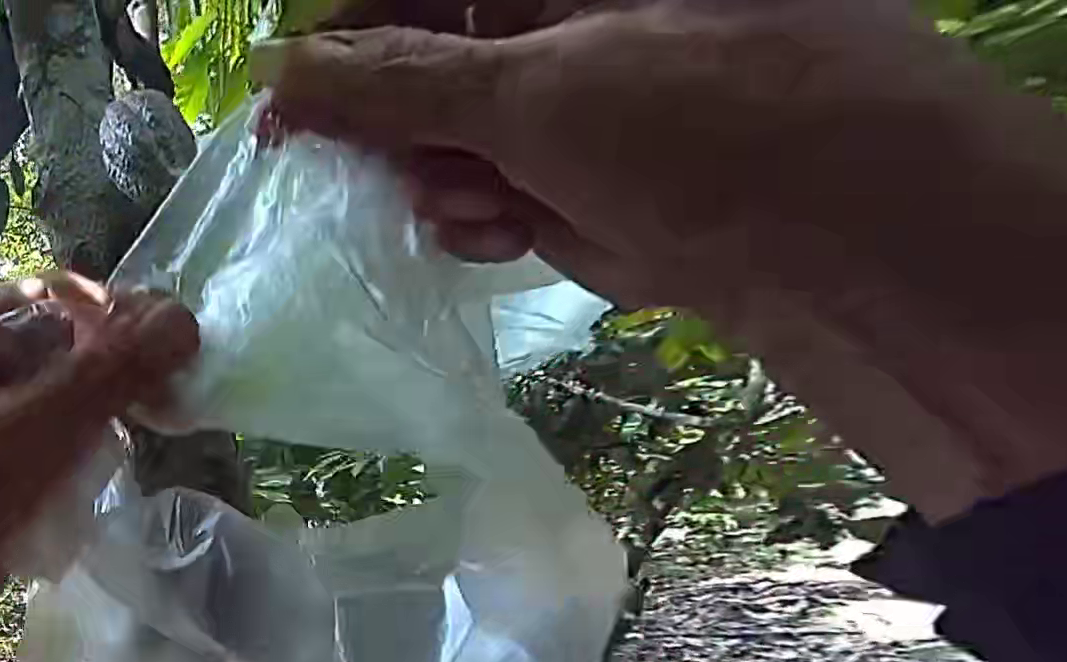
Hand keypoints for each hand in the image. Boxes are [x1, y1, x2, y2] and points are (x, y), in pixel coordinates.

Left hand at [0, 278, 197, 661]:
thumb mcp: (36, 422)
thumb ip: (109, 371)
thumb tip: (183, 323)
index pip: (47, 302)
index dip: (111, 314)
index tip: (164, 341)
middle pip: (55, 350)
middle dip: (110, 370)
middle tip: (161, 390)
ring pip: (57, 395)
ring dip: (100, 410)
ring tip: (141, 424)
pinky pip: (47, 435)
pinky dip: (79, 444)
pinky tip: (104, 462)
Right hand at [258, 0, 1066, 518]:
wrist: (787, 233)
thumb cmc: (681, 120)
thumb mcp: (527, 89)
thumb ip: (398, 83)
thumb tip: (287, 76)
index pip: (395, 5)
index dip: (329, 55)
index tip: (279, 116)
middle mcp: (525, 37)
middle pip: (399, 86)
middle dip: (383, 138)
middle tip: (378, 174)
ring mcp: (525, 116)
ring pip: (420, 155)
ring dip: (434, 189)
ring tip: (490, 204)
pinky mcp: (528, 183)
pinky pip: (454, 204)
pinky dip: (466, 225)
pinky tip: (507, 231)